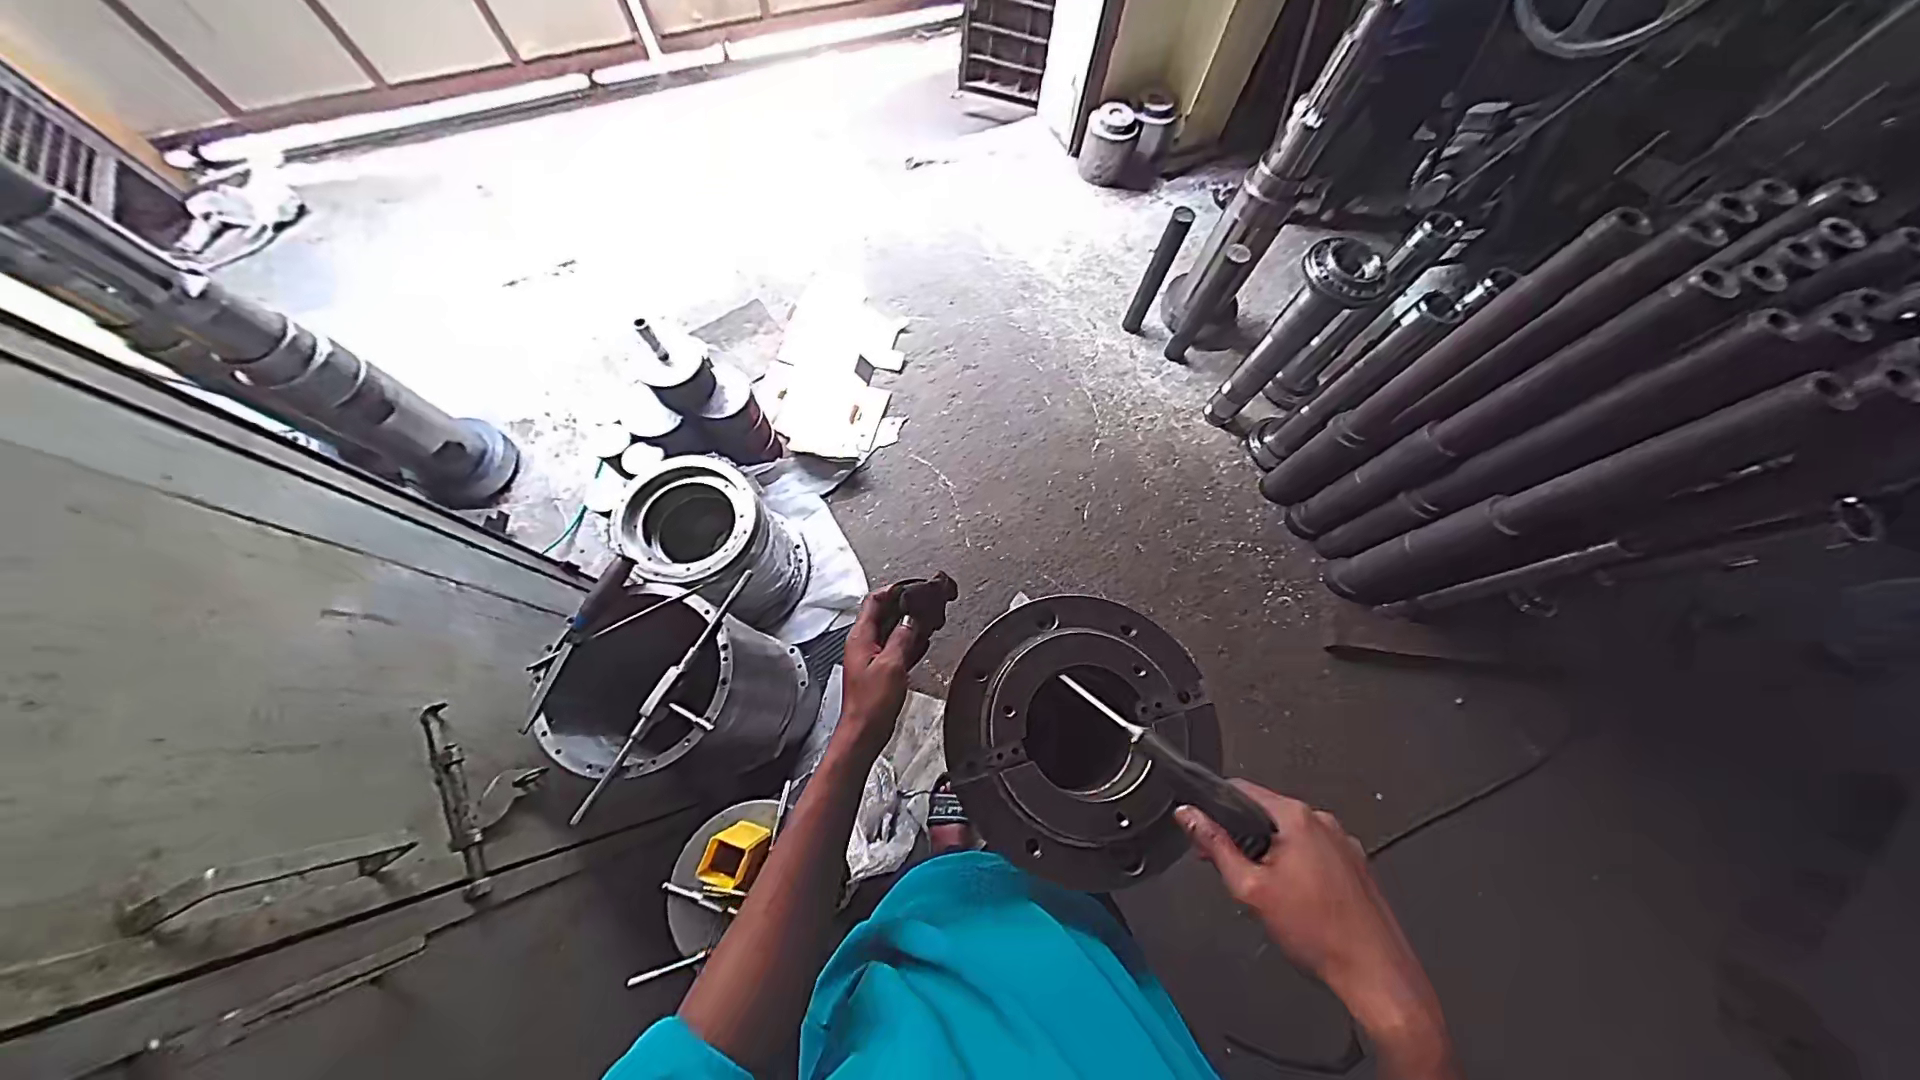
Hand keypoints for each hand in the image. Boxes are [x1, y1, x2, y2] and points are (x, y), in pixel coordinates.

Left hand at [836, 585, 919, 759]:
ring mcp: (870, 657)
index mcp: (860, 638)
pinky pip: (894, 646)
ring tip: (926, 617)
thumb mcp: (892, 665)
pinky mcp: (878, 669)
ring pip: (890, 629)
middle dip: (904, 605)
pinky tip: (920, 642)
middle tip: (923, 601)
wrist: (864, 733)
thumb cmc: (870, 705)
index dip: (893, 590)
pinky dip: (908, 640)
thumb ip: (902, 637)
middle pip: (882, 613)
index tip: (911, 587)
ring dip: (907, 622)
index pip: (873, 601)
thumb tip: (912, 618)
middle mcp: (862, 644)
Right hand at [1178, 782, 1458, 1078]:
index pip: (1240, 788)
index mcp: (1297, 817)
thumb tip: (1189, 815)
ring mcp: (1343, 844)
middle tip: (1236, 873)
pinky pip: (1313, 853)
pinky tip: (1298, 902)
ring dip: (1272, 855)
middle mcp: (1324, 822)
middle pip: (1265, 814)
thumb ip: (1214, 844)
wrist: (1377, 978)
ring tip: (1271, 896)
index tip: (1206, 833)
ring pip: (1289, 836)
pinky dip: (1298, 868)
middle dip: (1243, 839)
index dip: (1215, 809)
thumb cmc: (1322, 935)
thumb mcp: (1249, 887)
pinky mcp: (1355, 865)